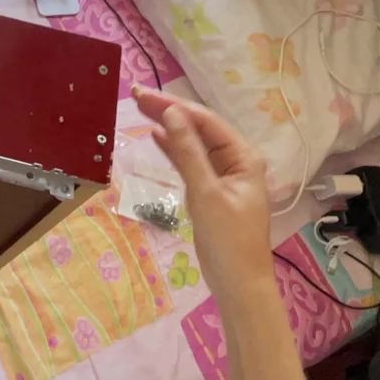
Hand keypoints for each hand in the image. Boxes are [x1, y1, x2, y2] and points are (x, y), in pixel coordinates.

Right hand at [133, 87, 274, 299]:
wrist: (239, 284)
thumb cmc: (228, 240)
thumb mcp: (205, 193)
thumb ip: (188, 152)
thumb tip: (172, 114)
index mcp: (243, 157)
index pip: (205, 121)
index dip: (174, 105)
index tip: (143, 95)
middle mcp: (236, 161)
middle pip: (199, 128)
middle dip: (169, 111)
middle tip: (135, 96)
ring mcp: (223, 175)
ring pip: (193, 143)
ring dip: (169, 126)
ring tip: (141, 109)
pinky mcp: (211, 190)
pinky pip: (190, 161)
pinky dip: (174, 148)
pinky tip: (156, 136)